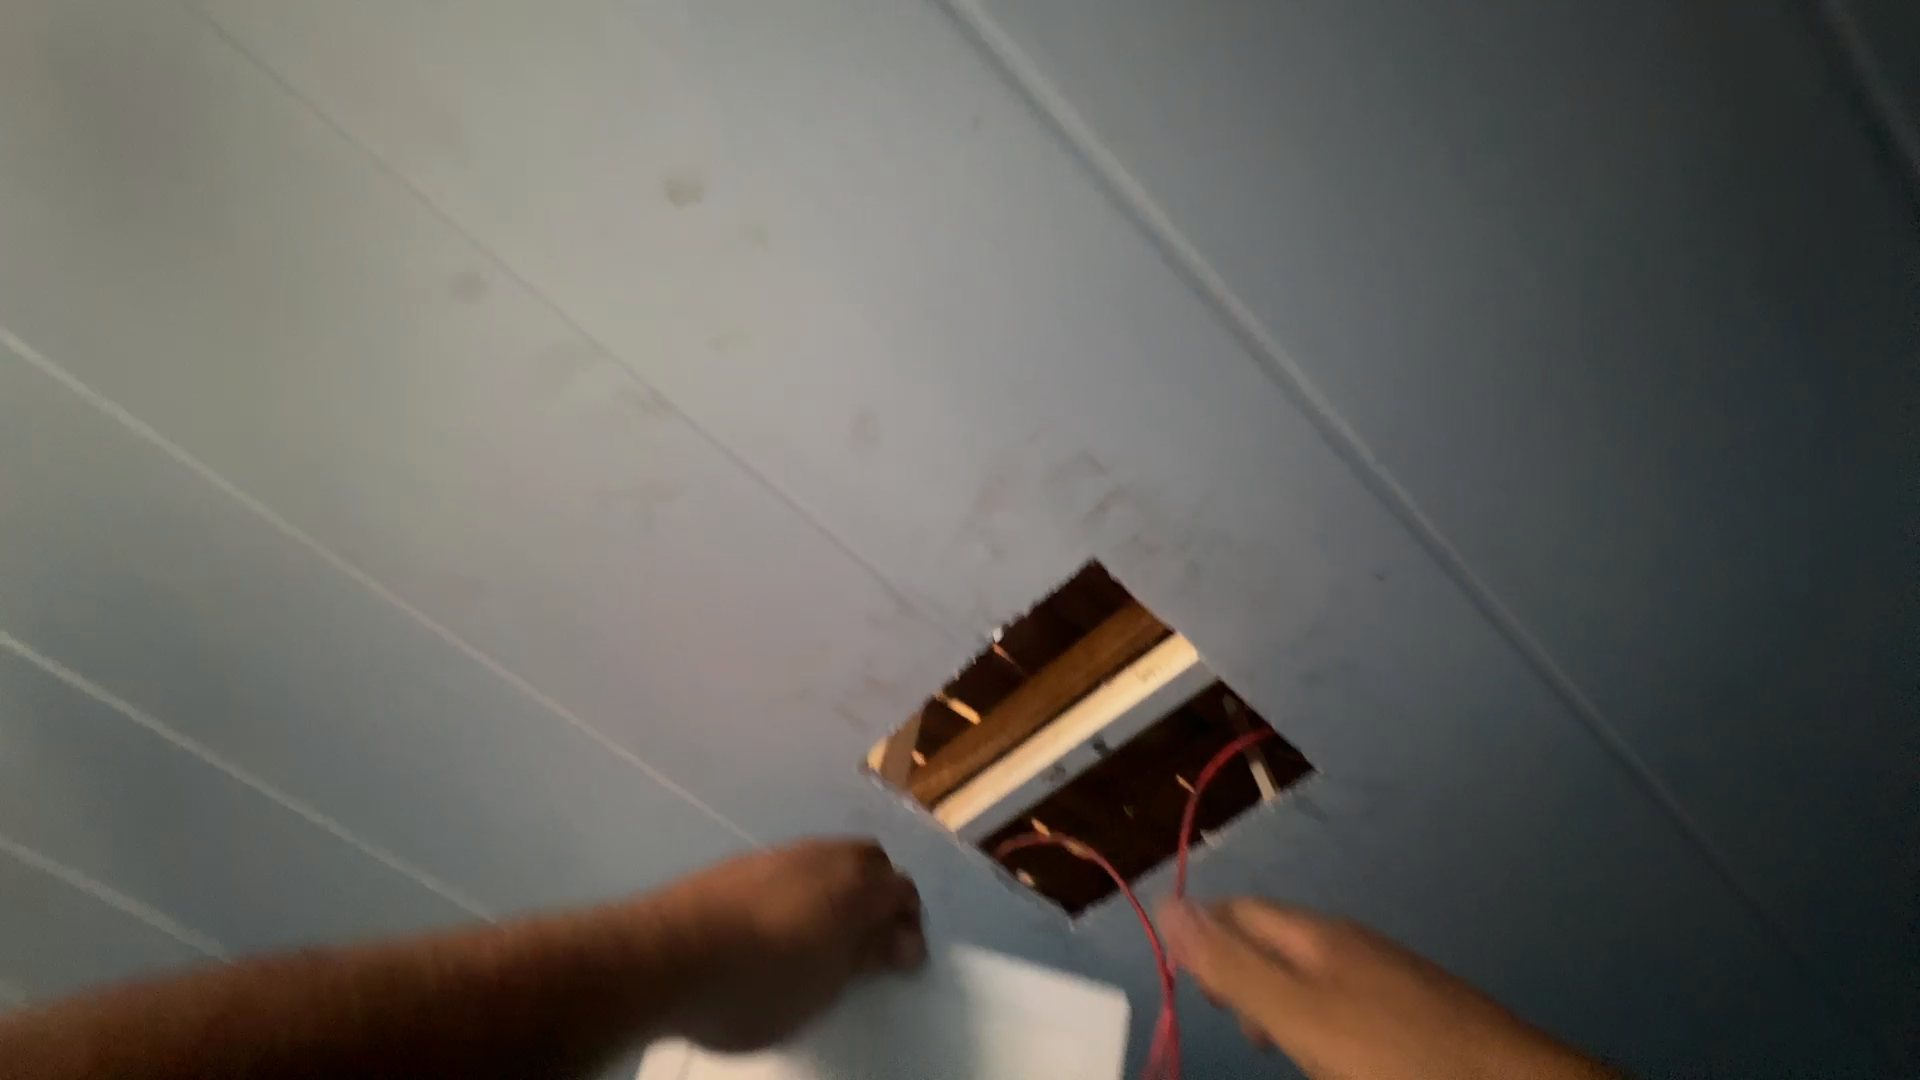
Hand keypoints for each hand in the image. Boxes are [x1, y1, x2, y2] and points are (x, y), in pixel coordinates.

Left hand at [646, 839, 924, 1051]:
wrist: (671, 953)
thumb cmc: (759, 981)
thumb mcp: (825, 986)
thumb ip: (868, 957)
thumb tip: (903, 939)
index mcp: (856, 885)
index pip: (903, 890)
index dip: (909, 924)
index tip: (901, 961)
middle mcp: (828, 855)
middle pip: (872, 863)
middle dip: (879, 895)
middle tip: (869, 940)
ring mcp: (787, 851)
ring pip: (833, 859)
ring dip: (842, 887)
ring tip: (826, 931)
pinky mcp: (751, 859)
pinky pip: (799, 865)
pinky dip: (808, 887)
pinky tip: (787, 920)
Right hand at [1158, 898, 1612, 1079]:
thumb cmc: (1395, 1056)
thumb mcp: (1297, 1015)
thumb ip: (1231, 965)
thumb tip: (1165, 905)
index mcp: (1313, 933)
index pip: (1235, 912)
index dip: (1204, 940)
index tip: (1198, 991)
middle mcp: (1345, 938)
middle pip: (1269, 936)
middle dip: (1240, 971)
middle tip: (1243, 1029)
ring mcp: (1386, 969)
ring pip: (1307, 968)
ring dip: (1278, 999)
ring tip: (1280, 1046)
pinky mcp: (1418, 1004)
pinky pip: (1345, 993)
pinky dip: (1320, 1017)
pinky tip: (1336, 1054)